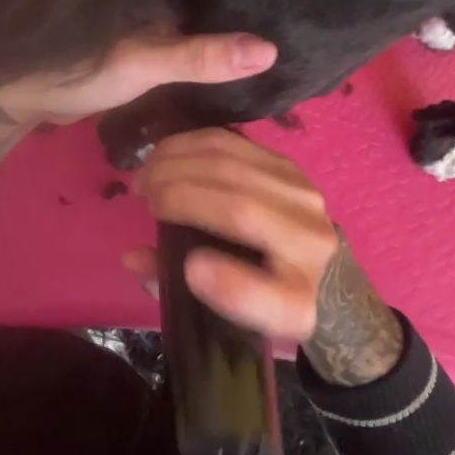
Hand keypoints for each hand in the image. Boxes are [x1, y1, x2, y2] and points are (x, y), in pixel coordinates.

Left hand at [0, 31, 275, 126]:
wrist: (27, 101)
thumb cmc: (78, 71)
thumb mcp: (145, 63)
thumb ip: (201, 56)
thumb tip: (270, 49)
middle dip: (243, 0)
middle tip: (300, 13)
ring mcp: (145, 13)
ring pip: (195, 13)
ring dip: (224, 23)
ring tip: (281, 30)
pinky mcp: (140, 39)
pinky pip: (181, 35)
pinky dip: (203, 44)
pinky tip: (234, 56)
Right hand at [123, 129, 403, 384]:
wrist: (320, 270)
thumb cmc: (255, 292)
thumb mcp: (218, 310)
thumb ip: (171, 285)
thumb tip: (133, 256)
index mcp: (297, 304)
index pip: (272, 299)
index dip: (231, 285)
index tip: (191, 269)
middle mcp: (311, 247)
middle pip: (241, 210)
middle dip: (178, 195)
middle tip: (140, 192)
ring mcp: (304, 198)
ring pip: (234, 166)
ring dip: (178, 161)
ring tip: (145, 173)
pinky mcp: (290, 167)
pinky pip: (235, 143)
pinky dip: (190, 144)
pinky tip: (164, 154)